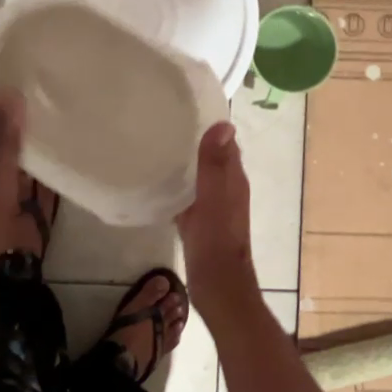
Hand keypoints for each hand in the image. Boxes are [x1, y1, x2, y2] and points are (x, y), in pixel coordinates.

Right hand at [175, 122, 256, 302]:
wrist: (217, 284)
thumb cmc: (215, 240)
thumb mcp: (213, 198)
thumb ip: (215, 164)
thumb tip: (223, 124)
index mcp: (233, 180)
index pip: (226, 143)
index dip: (211, 125)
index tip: (186, 107)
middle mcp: (227, 189)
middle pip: (213, 157)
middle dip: (195, 140)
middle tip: (165, 123)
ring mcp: (214, 207)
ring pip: (201, 176)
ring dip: (186, 162)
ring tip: (158, 146)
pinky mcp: (200, 221)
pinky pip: (189, 195)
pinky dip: (178, 186)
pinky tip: (159, 183)